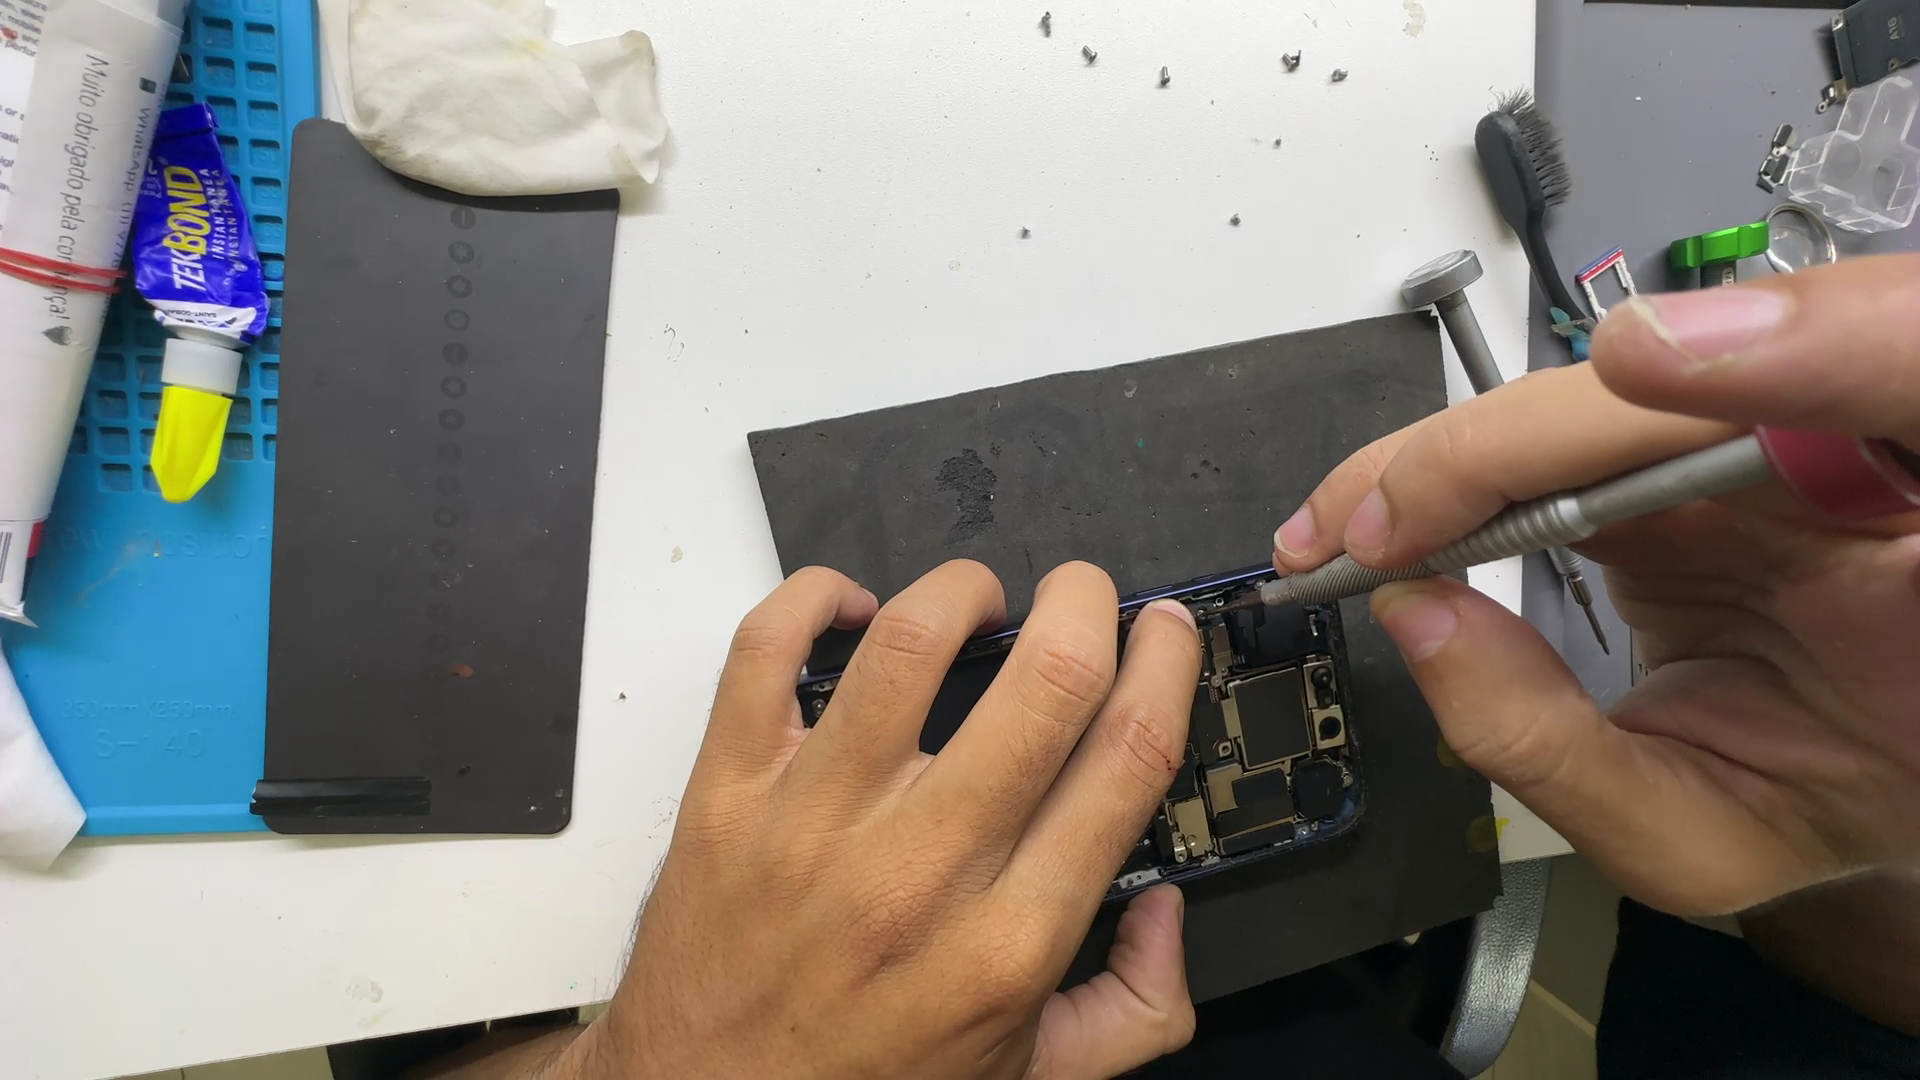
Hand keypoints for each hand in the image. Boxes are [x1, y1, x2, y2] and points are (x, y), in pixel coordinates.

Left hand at [561, 560, 1203, 1079]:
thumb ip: (1131, 1009)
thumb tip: (1166, 908)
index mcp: (1011, 935)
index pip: (1125, 758)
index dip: (1164, 668)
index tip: (1163, 631)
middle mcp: (920, 865)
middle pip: (1043, 682)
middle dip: (1082, 604)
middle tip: (1080, 592)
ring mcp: (815, 817)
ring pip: (907, 643)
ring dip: (960, 591)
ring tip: (975, 601)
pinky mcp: (730, 788)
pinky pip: (766, 650)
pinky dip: (813, 598)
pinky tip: (850, 606)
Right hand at [1271, 255, 1919, 915]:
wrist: (1839, 783)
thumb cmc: (1799, 814)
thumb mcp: (1688, 835)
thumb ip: (1546, 739)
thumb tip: (1408, 604)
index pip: (1915, 375)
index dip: (1811, 340)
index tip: (1635, 363)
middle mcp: (1846, 462)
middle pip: (1645, 399)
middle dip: (1474, 454)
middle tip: (1347, 541)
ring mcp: (1738, 442)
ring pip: (1560, 403)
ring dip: (1426, 462)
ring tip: (1331, 538)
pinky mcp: (1650, 449)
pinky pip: (1529, 435)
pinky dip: (1434, 473)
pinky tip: (1375, 517)